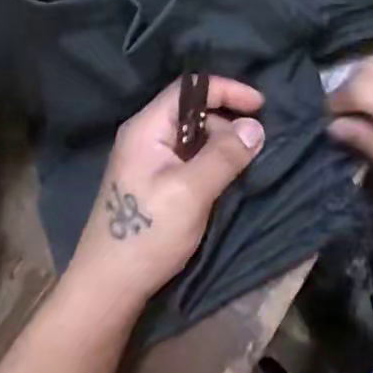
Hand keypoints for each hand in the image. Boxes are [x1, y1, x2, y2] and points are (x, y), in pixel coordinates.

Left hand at [66, 76, 265, 307]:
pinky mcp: (152, 184)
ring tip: (248, 164)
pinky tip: (228, 179)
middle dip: (226, 121)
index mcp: (145, 128)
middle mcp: (143, 137)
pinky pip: (187, 160)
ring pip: (191, 139)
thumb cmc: (148, 231)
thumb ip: (223, 156)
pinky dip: (210, 163)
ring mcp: (146, 162)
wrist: (110, 282)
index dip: (225, 90)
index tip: (261, 105)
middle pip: (190, 112)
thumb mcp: (191, 191)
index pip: (187, 90)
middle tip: (257, 145)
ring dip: (221, 145)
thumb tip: (255, 127)